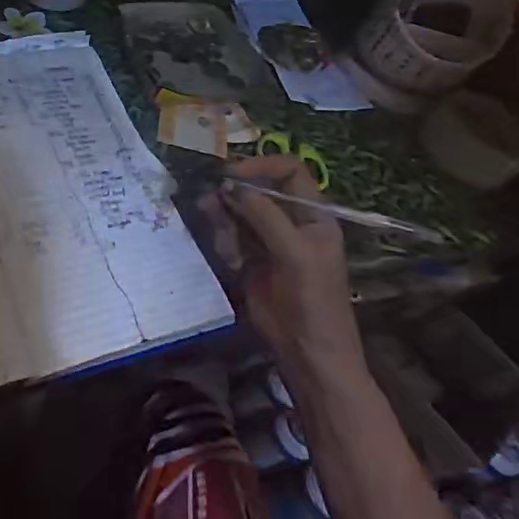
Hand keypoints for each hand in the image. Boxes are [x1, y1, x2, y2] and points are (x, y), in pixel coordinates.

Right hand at [197, 155, 360, 378]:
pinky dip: (221, 231)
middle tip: (210, 195)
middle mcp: (291, 222)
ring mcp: (269, 239)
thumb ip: (265, 215)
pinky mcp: (251, 257)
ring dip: (222, 208)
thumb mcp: (294, 253)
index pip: (290, 171)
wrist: (308, 352)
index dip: (263, 166)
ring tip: (205, 211)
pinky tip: (219, 242)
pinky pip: (231, 232)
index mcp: (313, 216)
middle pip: (259, 188)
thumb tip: (232, 185)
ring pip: (240, 209)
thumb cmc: (313, 300)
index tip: (234, 175)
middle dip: (234, 188)